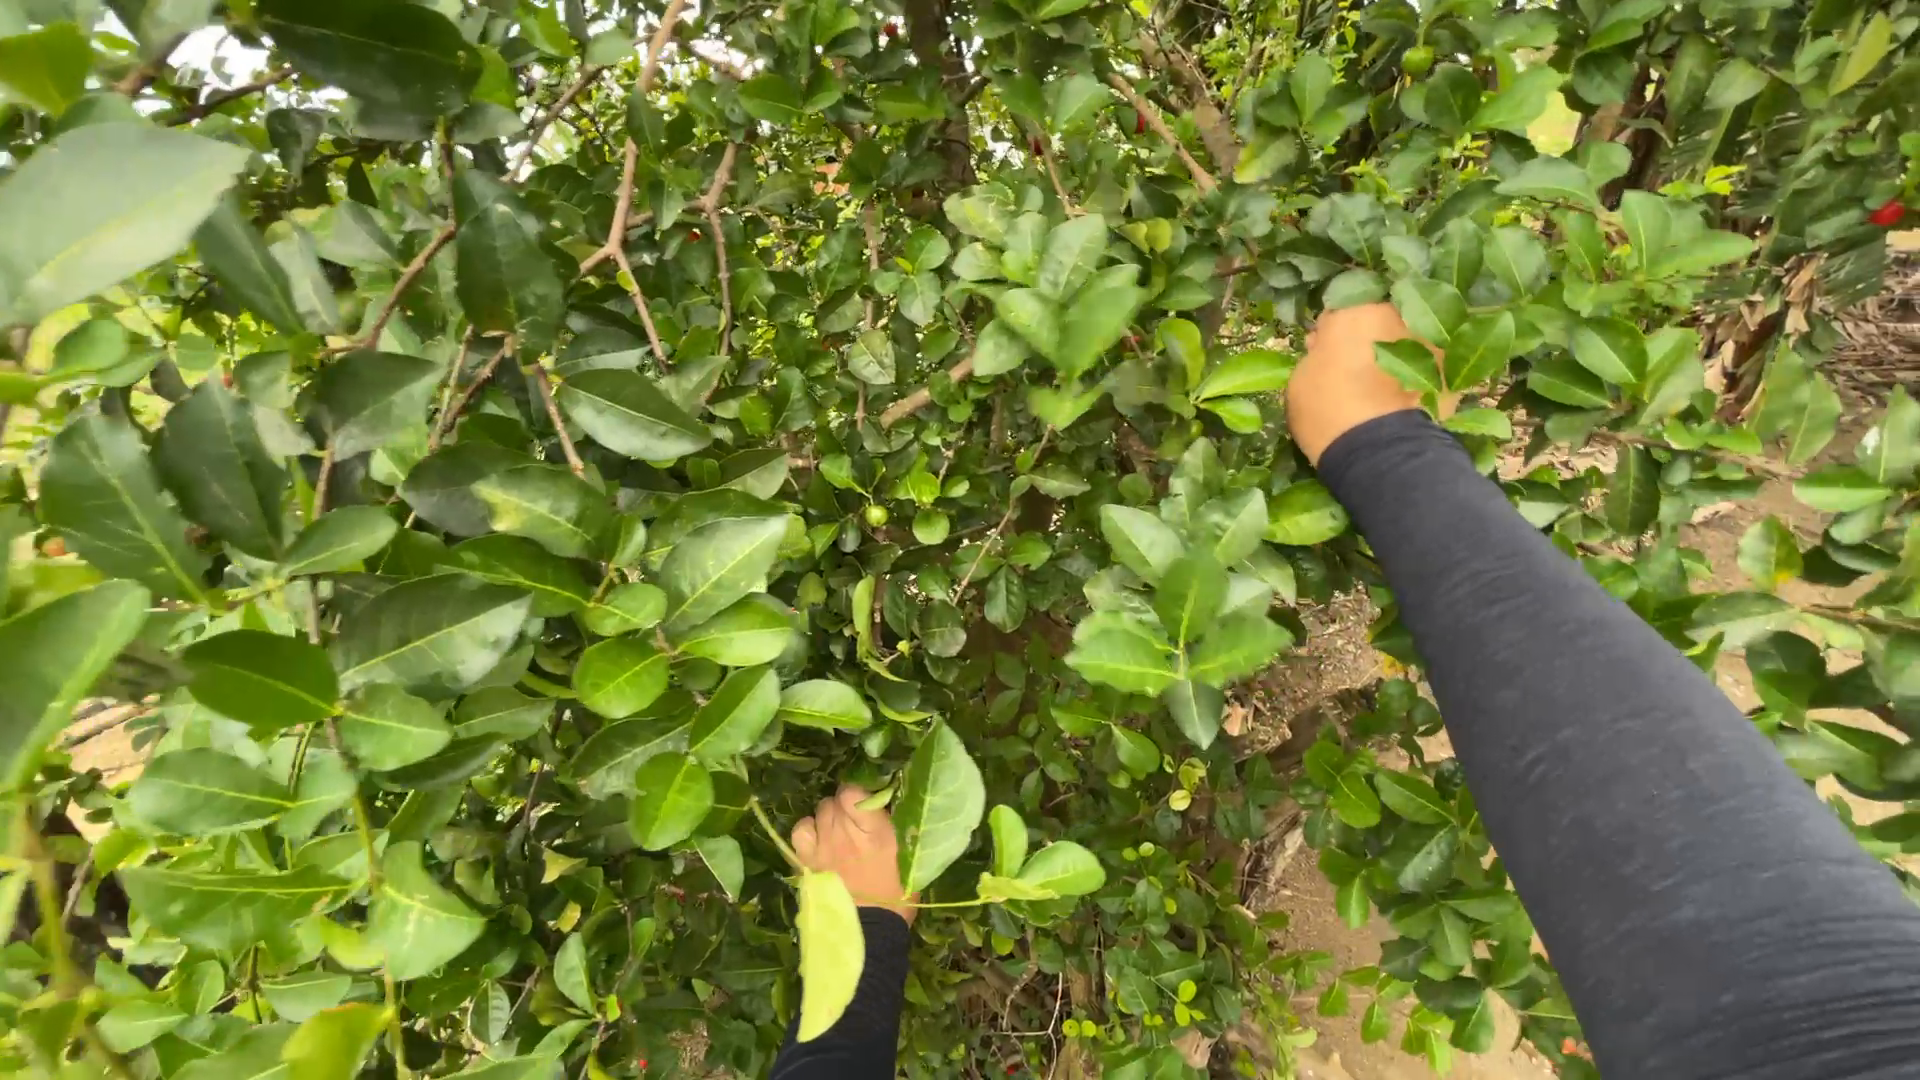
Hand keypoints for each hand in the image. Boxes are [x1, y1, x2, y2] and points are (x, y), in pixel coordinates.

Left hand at [791, 785, 914, 923]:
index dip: (857, 793)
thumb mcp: (909, 856)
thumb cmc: (897, 896)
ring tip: (837, 831)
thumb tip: (887, 804)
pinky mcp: (808, 862)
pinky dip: (809, 830)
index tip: (866, 804)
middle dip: (844, 806)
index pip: (852, 791)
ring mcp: (823, 847)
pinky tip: (819, 839)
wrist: (869, 935)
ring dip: (828, 817)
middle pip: (834, 800)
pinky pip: (801, 831)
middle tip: (855, 822)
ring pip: (819, 812)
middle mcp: (844, 833)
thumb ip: (895, 827)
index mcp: (874, 831)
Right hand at [1285, 302, 1424, 464]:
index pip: (1336, 315)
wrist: (1379, 451)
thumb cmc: (1326, 413)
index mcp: (1352, 314)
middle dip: (1366, 340)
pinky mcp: (1451, 366)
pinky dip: (1418, 374)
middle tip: (1355, 370)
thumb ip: (1315, 357)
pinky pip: (1428, 363)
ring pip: (1405, 340)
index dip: (1329, 336)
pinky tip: (1404, 396)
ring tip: (1383, 385)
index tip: (1324, 355)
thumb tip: (1326, 350)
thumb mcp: (1300, 382)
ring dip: (1395, 355)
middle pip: (1376, 322)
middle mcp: (1395, 315)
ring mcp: (1427, 338)